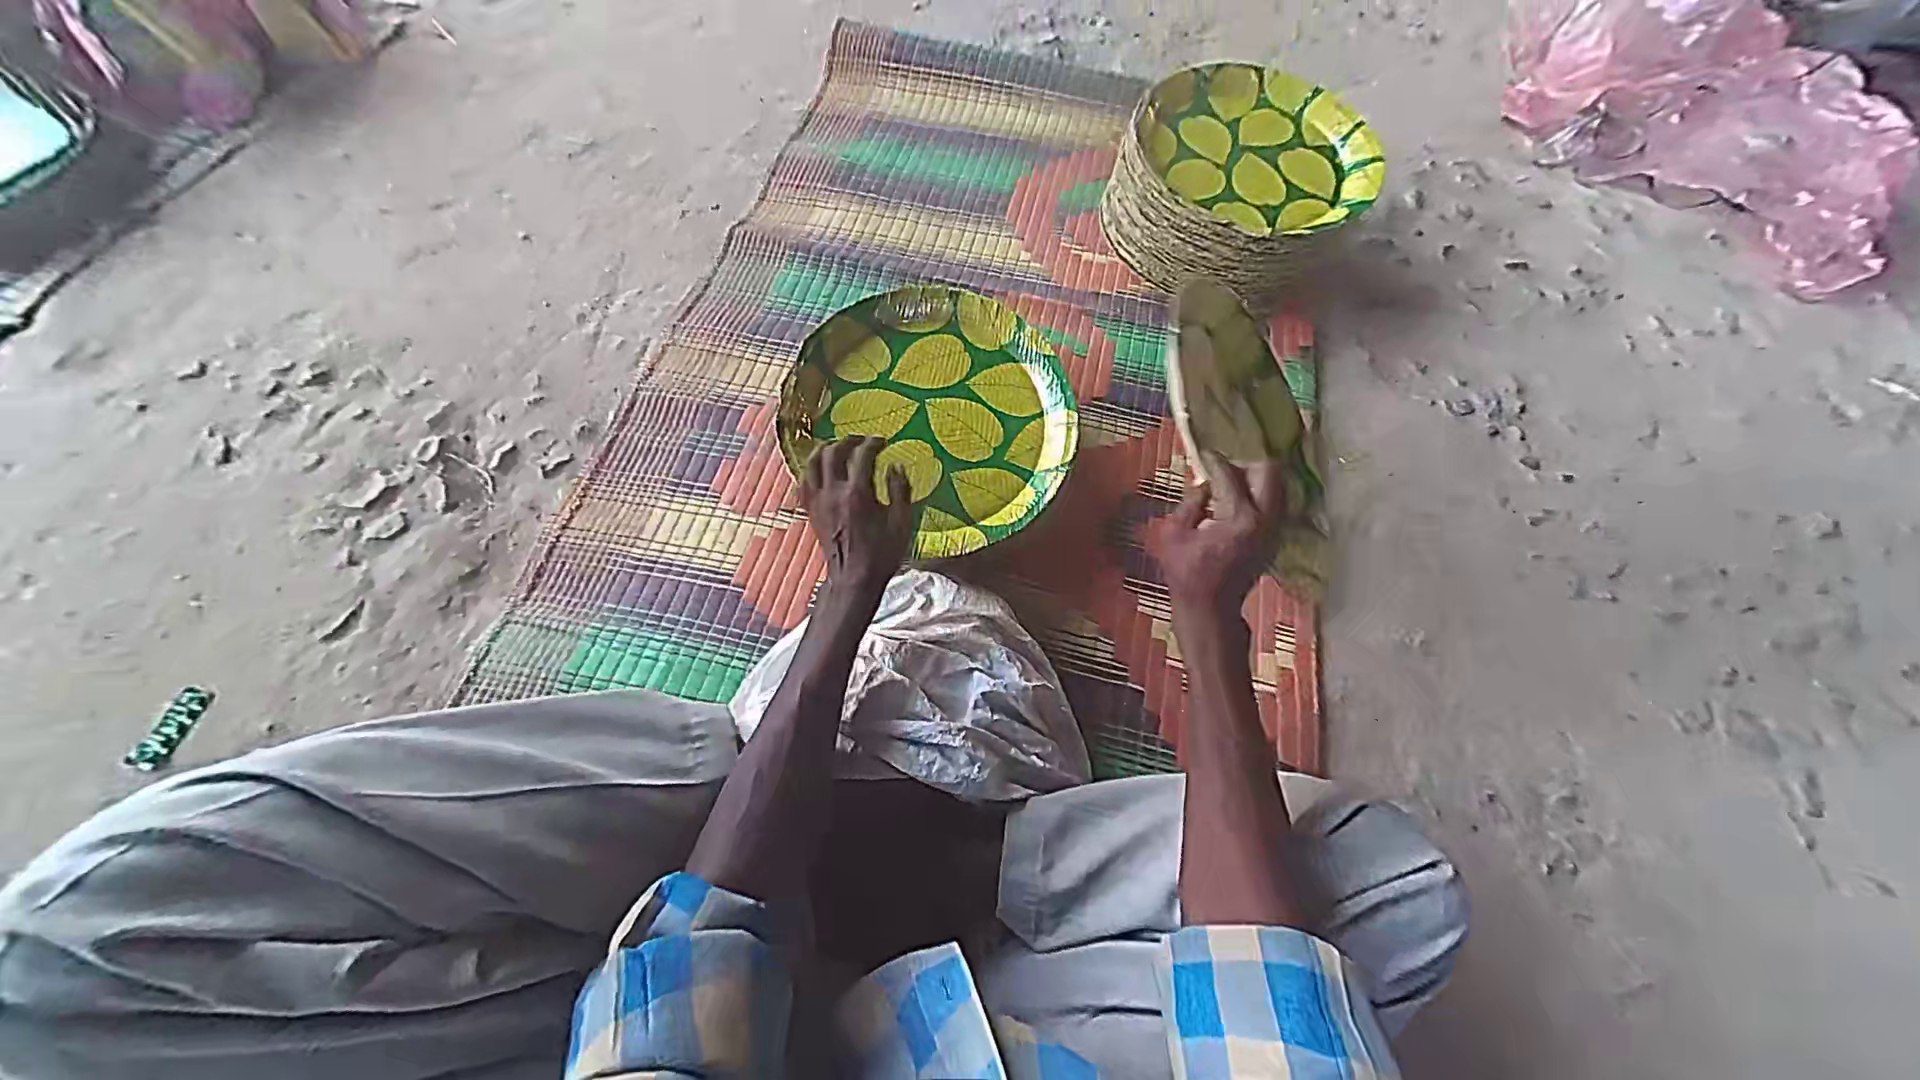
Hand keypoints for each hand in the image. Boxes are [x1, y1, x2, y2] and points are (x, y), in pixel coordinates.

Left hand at [802, 437, 912, 598]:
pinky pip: (804, 483)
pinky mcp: (811, 511)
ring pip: (813, 463)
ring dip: (825, 449)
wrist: (855, 578)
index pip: (863, 456)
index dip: (873, 443)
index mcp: (858, 494)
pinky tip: (819, 470)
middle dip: (849, 441)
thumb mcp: (902, 522)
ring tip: (836, 446)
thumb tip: (895, 467)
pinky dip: (811, 470)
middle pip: (834, 453)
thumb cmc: (882, 553)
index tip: (882, 441)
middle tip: (862, 441)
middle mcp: (834, 493)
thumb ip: (900, 490)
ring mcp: (818, 502)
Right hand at [1159, 452, 1289, 619]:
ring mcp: (1275, 530)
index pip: (1231, 475)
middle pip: (1270, 472)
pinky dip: (1258, 496)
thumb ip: (1190, 503)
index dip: (1215, 461)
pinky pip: (1274, 504)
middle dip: (1245, 464)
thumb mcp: (1175, 534)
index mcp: (1240, 518)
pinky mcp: (1275, 539)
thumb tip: (1203, 485)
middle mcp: (1266, 520)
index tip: (1204, 455)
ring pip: (1277, 486)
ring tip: (1228, 487)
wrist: (1210, 609)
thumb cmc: (1187, 574)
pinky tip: (1235, 504)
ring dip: (1254, 480)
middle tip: (1223, 470)